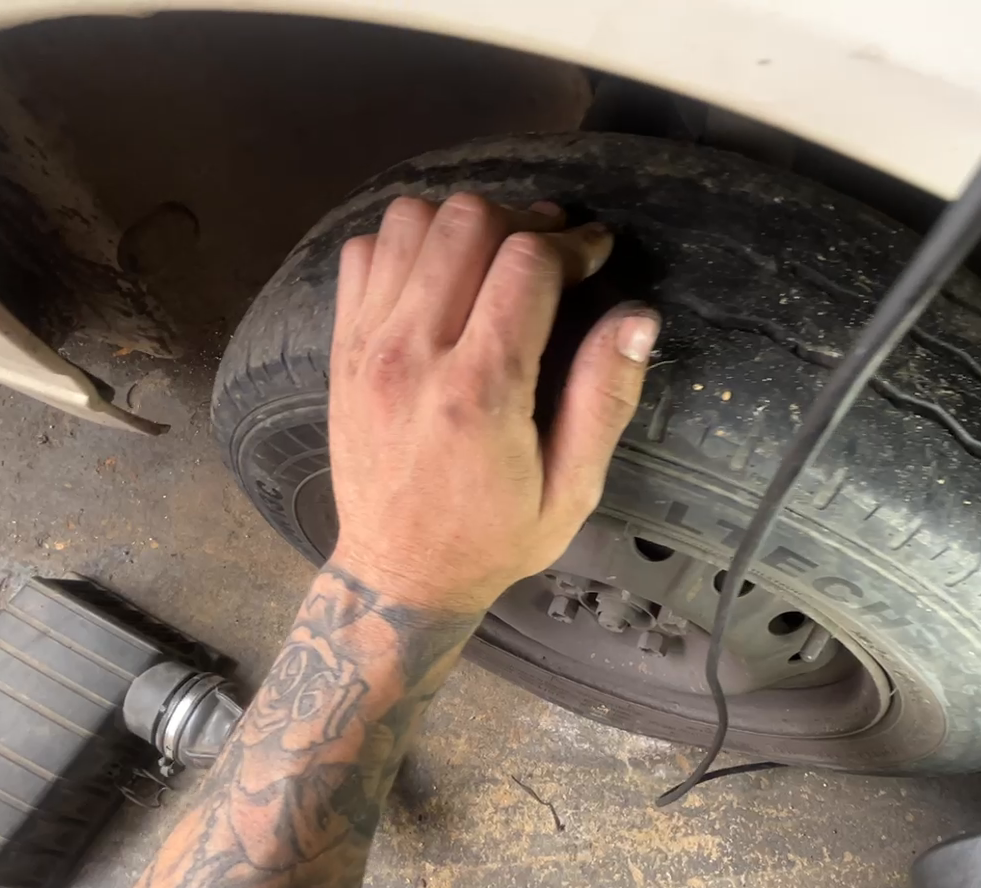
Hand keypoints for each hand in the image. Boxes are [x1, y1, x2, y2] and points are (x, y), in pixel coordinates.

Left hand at [325, 194, 659, 612]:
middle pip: (468, 223)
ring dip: (465, 227)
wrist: (399, 572)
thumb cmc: (494, 539)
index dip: (572, 245)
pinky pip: (365, 252)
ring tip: (495, 262)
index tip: (594, 253)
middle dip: (522, 224)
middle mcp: (415, 354)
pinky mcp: (343, 348)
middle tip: (550, 256)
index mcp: (481, 392)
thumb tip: (638, 318)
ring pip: (412, 222)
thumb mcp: (572, 491)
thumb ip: (603, 401)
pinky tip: (439, 280)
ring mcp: (368, 346)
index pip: (526, 264)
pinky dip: (408, 245)